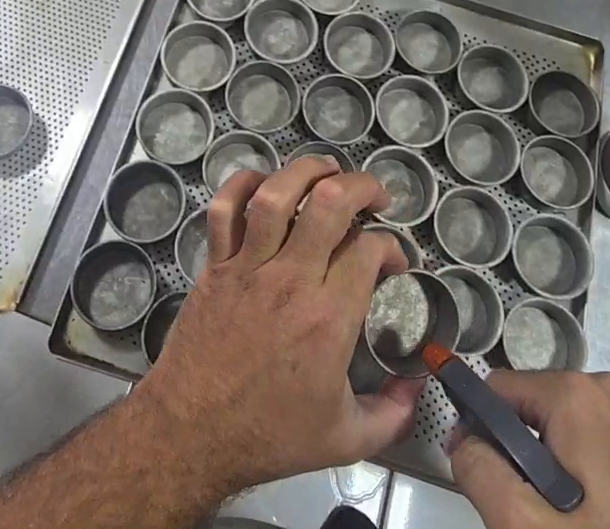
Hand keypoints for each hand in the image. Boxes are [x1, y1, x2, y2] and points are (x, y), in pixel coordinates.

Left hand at [130, 155, 421, 493]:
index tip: (392, 262)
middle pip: (329, 204)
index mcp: (329, 318)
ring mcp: (248, 267)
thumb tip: (417, 385)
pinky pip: (223, 209)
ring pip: (276, 195)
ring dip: (306, 171)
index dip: (390, 245)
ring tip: (327, 170)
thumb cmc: (270, 435)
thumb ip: (392, 413)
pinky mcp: (215, 265)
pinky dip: (240, 184)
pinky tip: (263, 183)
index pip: (368, 249)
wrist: (192, 433)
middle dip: (361, 187)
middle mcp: (291, 280)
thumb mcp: (347, 439)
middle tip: (375, 197)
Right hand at [448, 370, 609, 528]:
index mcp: (576, 394)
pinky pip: (596, 441)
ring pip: (563, 427)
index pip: (496, 390)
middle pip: (530, 408)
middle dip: (522, 454)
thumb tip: (462, 440)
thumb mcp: (529, 525)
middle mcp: (608, 389)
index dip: (482, 432)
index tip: (492, 478)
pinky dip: (586, 472)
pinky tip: (599, 515)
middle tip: (541, 512)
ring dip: (554, 467)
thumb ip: (480, 473)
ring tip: (573, 518)